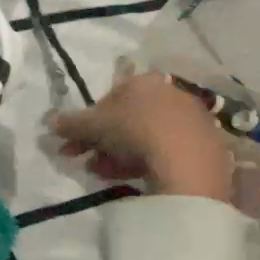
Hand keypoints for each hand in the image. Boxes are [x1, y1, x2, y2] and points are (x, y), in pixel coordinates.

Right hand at [51, 72, 231, 200]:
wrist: (186, 162)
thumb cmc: (133, 131)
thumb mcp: (90, 125)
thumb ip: (69, 122)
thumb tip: (51, 122)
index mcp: (143, 82)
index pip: (109, 97)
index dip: (88, 121)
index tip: (75, 140)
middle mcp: (172, 94)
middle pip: (128, 119)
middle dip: (101, 141)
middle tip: (83, 159)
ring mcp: (194, 120)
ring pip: (147, 137)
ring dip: (118, 155)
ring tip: (101, 173)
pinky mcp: (209, 146)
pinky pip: (168, 151)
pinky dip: (147, 162)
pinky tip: (130, 178)